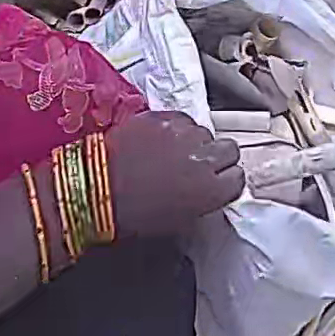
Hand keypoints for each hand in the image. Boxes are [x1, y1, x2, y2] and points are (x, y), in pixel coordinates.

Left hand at [106, 112, 242, 236]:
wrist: (96, 187)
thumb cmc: (134, 215)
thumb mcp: (177, 220)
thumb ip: (201, 200)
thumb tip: (208, 189)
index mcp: (210, 190)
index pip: (238, 178)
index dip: (227, 180)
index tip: (217, 182)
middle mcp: (204, 157)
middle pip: (229, 148)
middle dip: (218, 155)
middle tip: (200, 164)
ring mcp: (185, 132)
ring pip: (204, 131)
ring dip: (195, 141)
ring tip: (176, 151)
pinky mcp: (165, 115)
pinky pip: (182, 119)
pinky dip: (176, 128)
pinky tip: (160, 140)